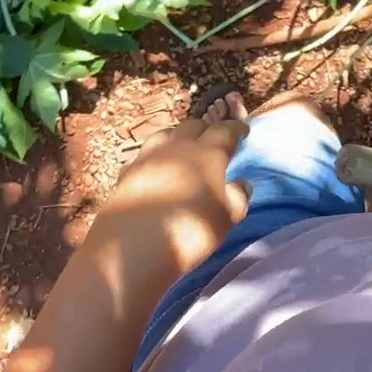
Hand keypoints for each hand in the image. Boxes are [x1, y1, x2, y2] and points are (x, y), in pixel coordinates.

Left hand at [90, 116, 248, 275]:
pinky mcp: (128, 171)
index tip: (243, 130)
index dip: (236, 129)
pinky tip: (156, 167)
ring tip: (184, 147)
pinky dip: (156, 156)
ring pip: (167, 133)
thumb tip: (241, 183)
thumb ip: (238, 197)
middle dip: (207, 129)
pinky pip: (146, 154)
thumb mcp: (226, 218)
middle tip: (214, 141)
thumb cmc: (190, 231)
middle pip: (194, 125)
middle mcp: (178, 147)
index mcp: (208, 153)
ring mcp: (149, 156)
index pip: (225, 131)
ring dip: (179, 136)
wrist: (133, 246)